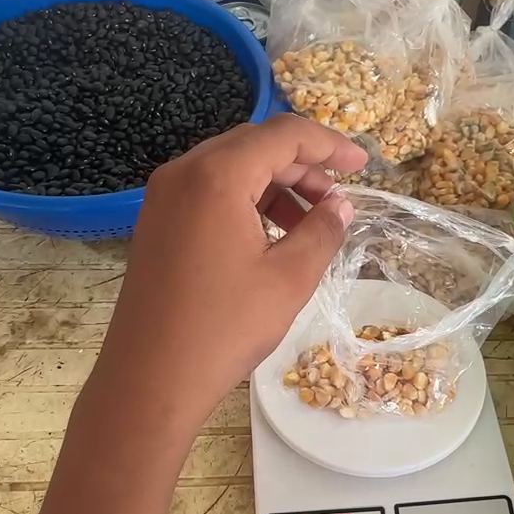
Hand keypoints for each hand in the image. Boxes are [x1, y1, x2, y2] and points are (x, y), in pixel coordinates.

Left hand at [94, 116, 366, 429]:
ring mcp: (163, 198)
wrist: (151, 378)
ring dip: (275, 185)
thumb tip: (341, 207)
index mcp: (217, 175)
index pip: (283, 134)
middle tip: (337, 199)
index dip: (329, 144)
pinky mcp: (156, 224)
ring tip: (308, 223)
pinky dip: (245, 202)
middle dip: (303, 166)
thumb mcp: (288, 279)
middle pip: (254, 145)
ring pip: (230, 169)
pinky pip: (208, 193)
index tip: (362, 164)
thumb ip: (322, 232)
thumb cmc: (224, 328)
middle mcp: (183, 172)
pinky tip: (269, 236)